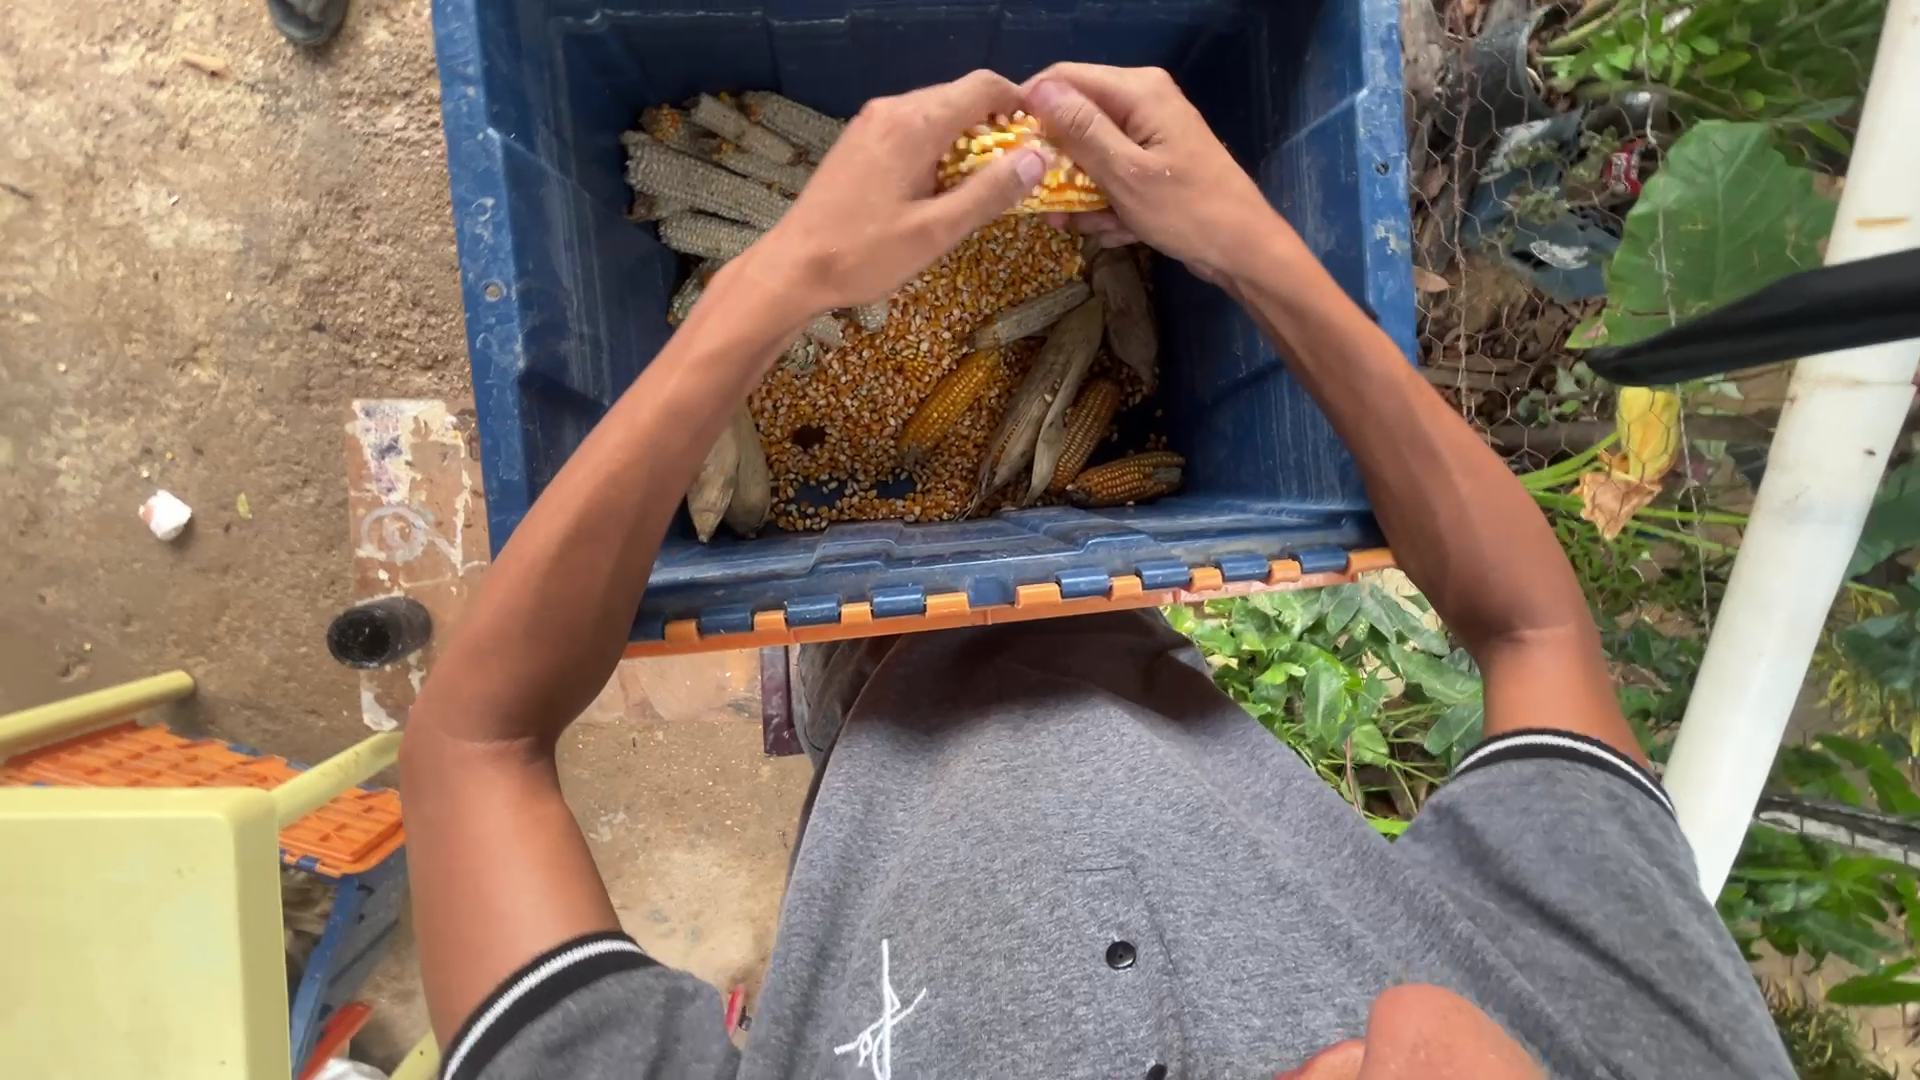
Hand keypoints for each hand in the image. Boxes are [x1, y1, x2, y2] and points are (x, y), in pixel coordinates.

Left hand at [752, 70, 1048, 313]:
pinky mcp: (858, 144)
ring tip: (979, 188)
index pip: (982, 88)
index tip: (1040, 137)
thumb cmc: (865, 255)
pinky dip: (935, 151)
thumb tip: (1037, 159)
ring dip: (963, 143)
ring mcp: (870, 125)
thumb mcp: (936, 232)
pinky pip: (909, 133)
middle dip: (993, 129)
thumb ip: (988, 193)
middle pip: (958, 99)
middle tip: (1015, 172)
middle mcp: (892, 110)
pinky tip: (938, 190)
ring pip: (933, 116)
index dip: (1018, 106)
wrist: (793, 268)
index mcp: (914, 123)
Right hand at [1021, 64, 1300, 282]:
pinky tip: (1120, 231)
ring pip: (1091, 158)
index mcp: (1137, 92)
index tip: (1008, 151)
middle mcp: (1142, 104)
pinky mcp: (1151, 167)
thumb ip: (1082, 131)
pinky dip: (1109, 208)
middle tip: (1044, 203)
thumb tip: (1038, 90)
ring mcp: (1148, 137)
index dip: (1031, 110)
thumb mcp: (1126, 173)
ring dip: (1083, 196)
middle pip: (1076, 121)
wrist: (1239, 250)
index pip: (1065, 79)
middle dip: (1058, 164)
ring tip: (1088, 226)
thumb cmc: (1186, 210)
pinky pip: (1112, 180)